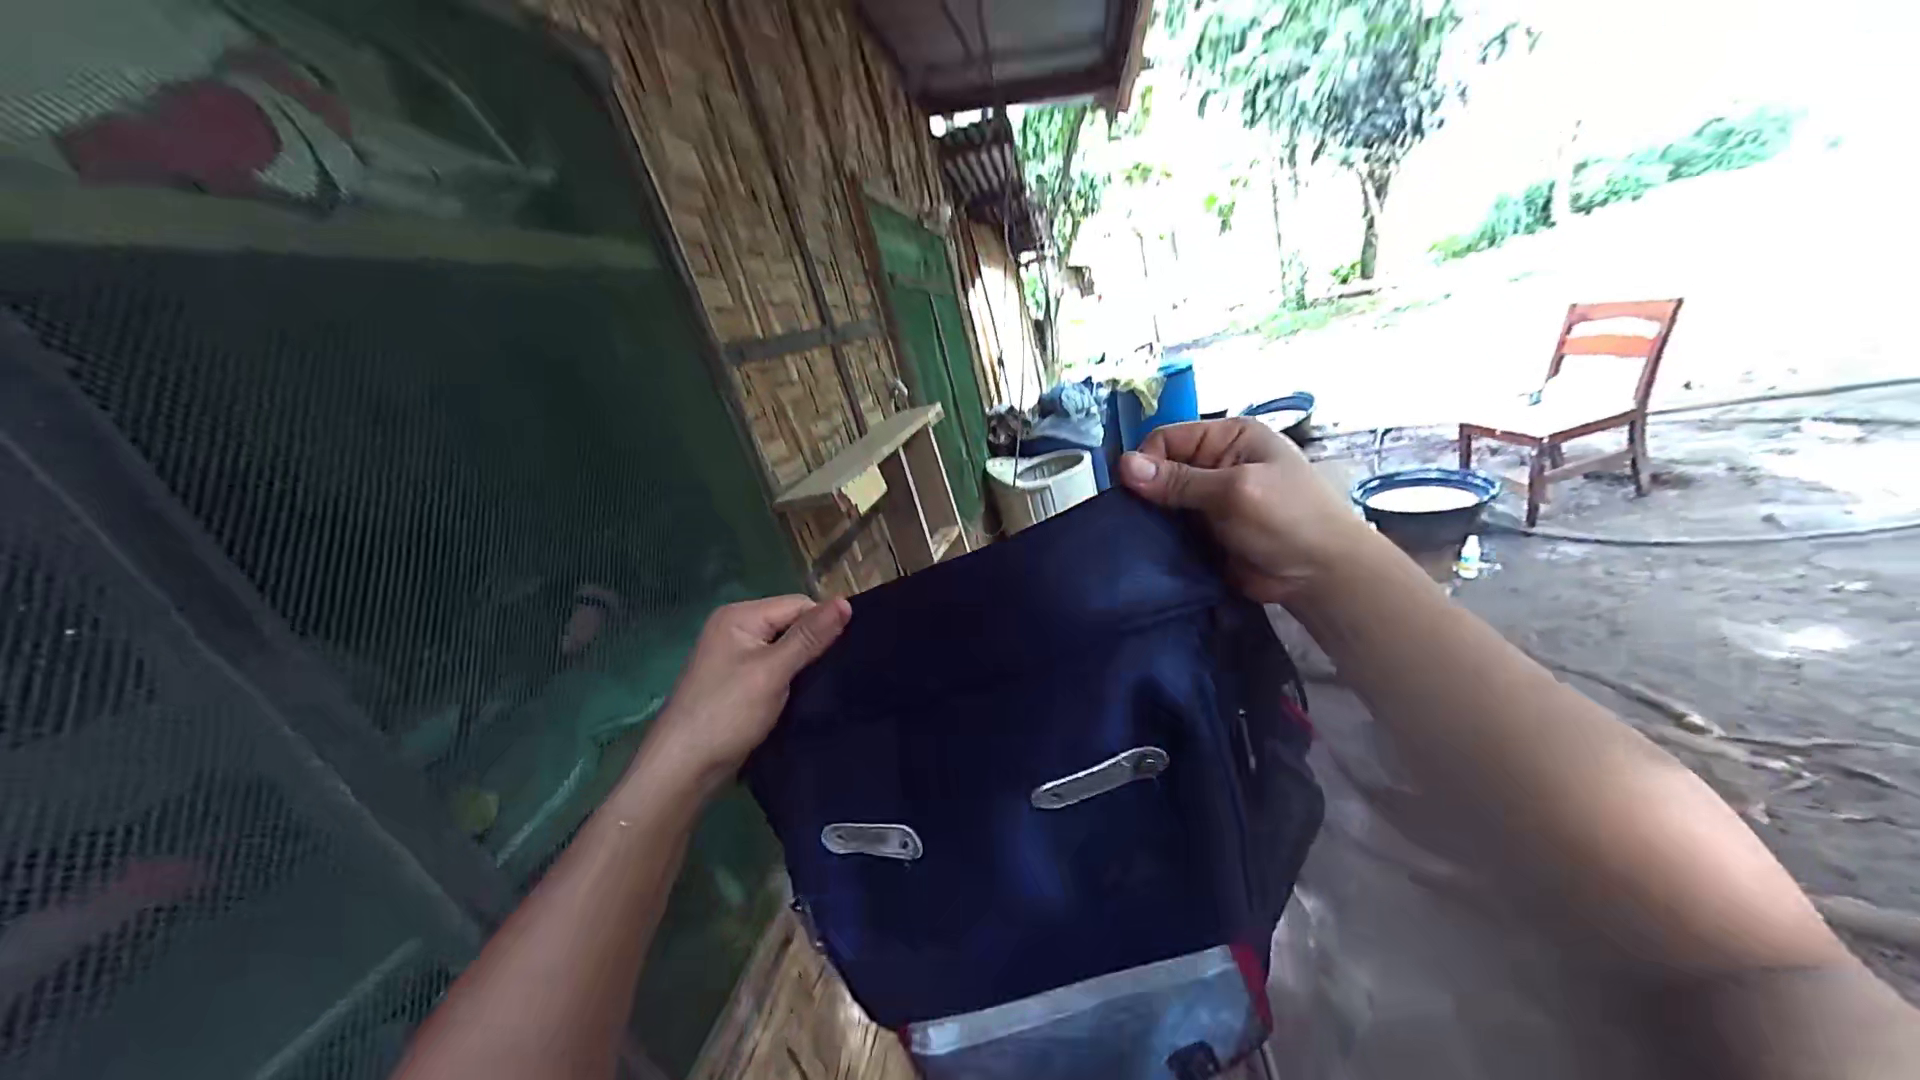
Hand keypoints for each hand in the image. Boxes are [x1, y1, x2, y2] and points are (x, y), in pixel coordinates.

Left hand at [644, 596, 851, 790]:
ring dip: (805, 664)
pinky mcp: (741, 681)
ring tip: (826, 683)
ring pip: (787, 648)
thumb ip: (810, 636)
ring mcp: (736, 656)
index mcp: (740, 615)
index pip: (799, 605)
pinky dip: (793, 678)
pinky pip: (777, 667)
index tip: (845, 655)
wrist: (684, 769)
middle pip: (792, 623)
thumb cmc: (727, 713)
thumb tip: (846, 602)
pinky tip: (806, 694)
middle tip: (838, 672)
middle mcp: (736, 628)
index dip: (823, 625)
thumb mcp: (773, 671)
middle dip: (815, 644)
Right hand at [1118, 418, 1373, 604]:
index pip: (1167, 438)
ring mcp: (1208, 499)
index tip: (1132, 492)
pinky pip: (1169, 527)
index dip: (1146, 461)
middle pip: (1161, 469)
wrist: (1320, 577)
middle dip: (1145, 490)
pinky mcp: (1203, 531)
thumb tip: (1123, 465)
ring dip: (1150, 516)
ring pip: (1161, 501)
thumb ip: (1179, 480)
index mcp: (1228, 438)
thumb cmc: (1288, 520)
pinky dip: (1158, 535)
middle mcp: (1215, 463)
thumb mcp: (1234, 491)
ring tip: (1137, 535)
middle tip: (1132, 518)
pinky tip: (1146, 547)